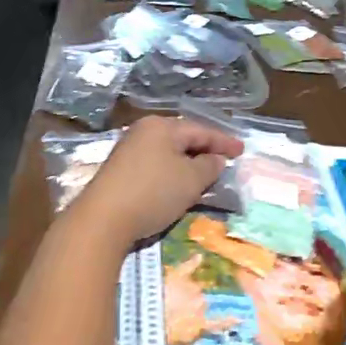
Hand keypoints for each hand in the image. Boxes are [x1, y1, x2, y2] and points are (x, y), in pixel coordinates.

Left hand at [69, 116, 242, 245]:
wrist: (103, 218)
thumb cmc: (153, 192)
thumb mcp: (190, 180)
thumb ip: (208, 166)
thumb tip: (215, 158)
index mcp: (161, 126)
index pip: (200, 129)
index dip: (223, 141)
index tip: (242, 150)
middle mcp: (143, 131)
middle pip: (181, 137)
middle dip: (204, 148)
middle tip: (225, 159)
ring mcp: (128, 149)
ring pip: (167, 151)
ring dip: (187, 161)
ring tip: (206, 172)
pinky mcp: (120, 169)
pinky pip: (155, 163)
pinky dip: (172, 171)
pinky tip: (179, 183)